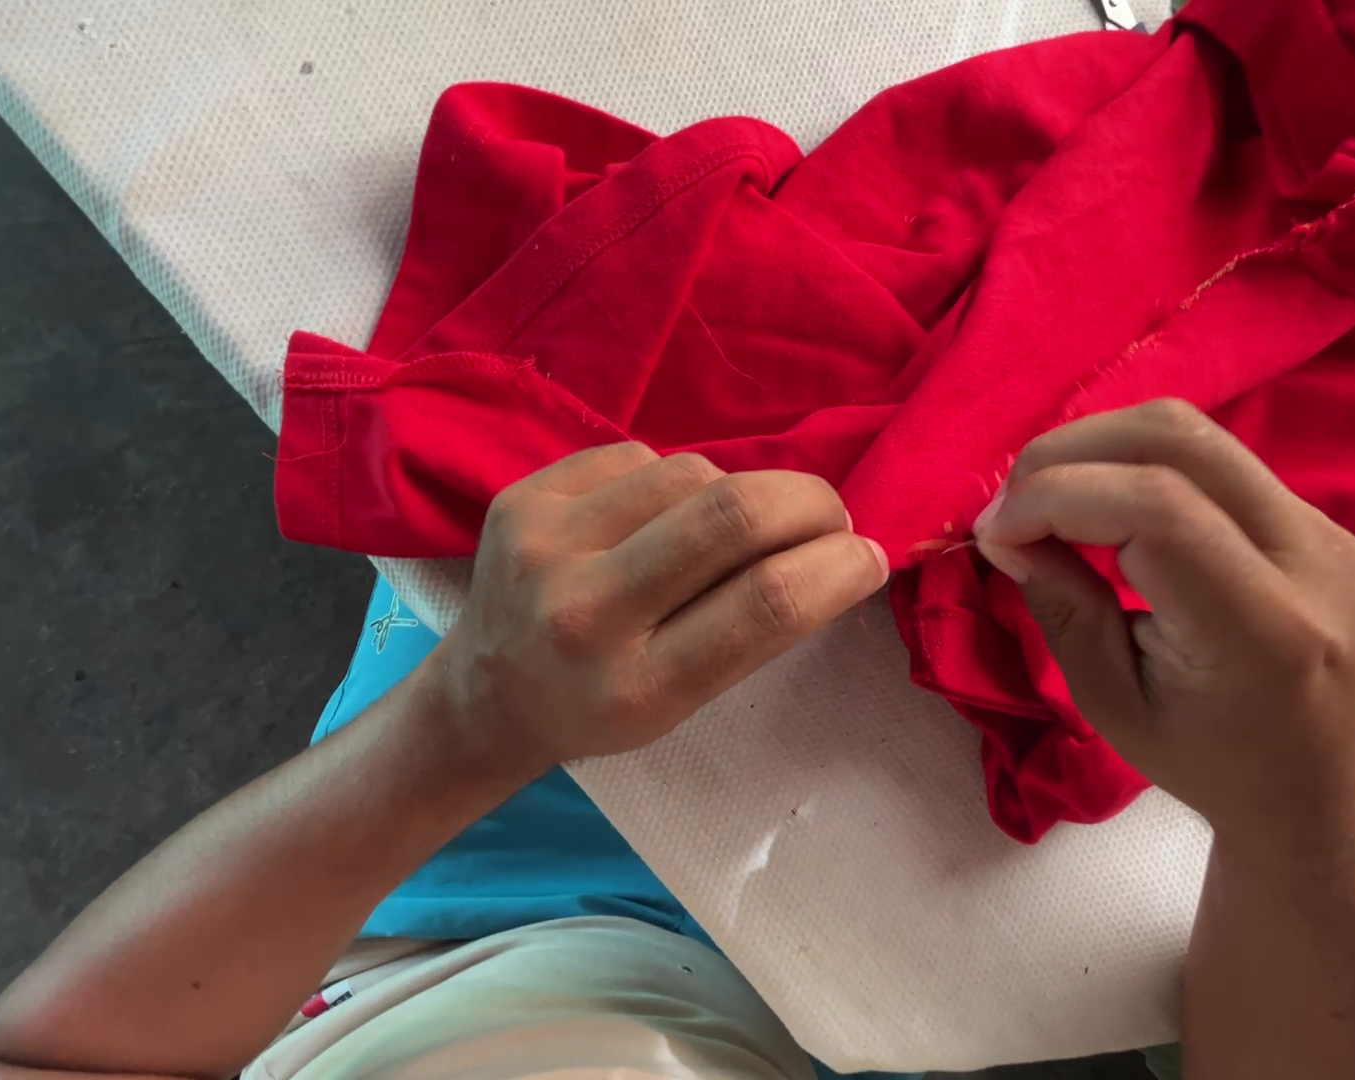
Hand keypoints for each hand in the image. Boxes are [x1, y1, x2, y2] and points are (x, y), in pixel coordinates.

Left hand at [431, 442, 889, 769]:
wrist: (486, 689)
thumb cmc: (599, 709)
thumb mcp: (682, 705)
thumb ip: (751, 631)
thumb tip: (840, 549)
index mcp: (634, 688)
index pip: (763, 606)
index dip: (837, 567)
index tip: (868, 554)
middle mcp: (582, 612)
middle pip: (730, 515)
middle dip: (807, 501)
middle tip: (827, 515)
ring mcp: (541, 544)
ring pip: (688, 471)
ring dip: (736, 490)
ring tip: (729, 525)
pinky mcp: (520, 496)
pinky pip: (636, 455)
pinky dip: (672, 480)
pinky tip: (657, 514)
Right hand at [972, 400, 1354, 848]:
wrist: (1313, 781)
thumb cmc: (1204, 760)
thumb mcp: (1107, 701)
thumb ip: (1060, 606)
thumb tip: (1004, 534)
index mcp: (1260, 627)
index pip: (1156, 509)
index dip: (1055, 499)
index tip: (993, 534)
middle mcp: (1305, 554)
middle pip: (1173, 439)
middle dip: (1063, 454)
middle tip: (1005, 507)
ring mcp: (1315, 522)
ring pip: (1185, 428)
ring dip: (1088, 446)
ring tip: (1035, 497)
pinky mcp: (1301, 511)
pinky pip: (1197, 450)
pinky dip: (1119, 457)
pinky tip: (1083, 497)